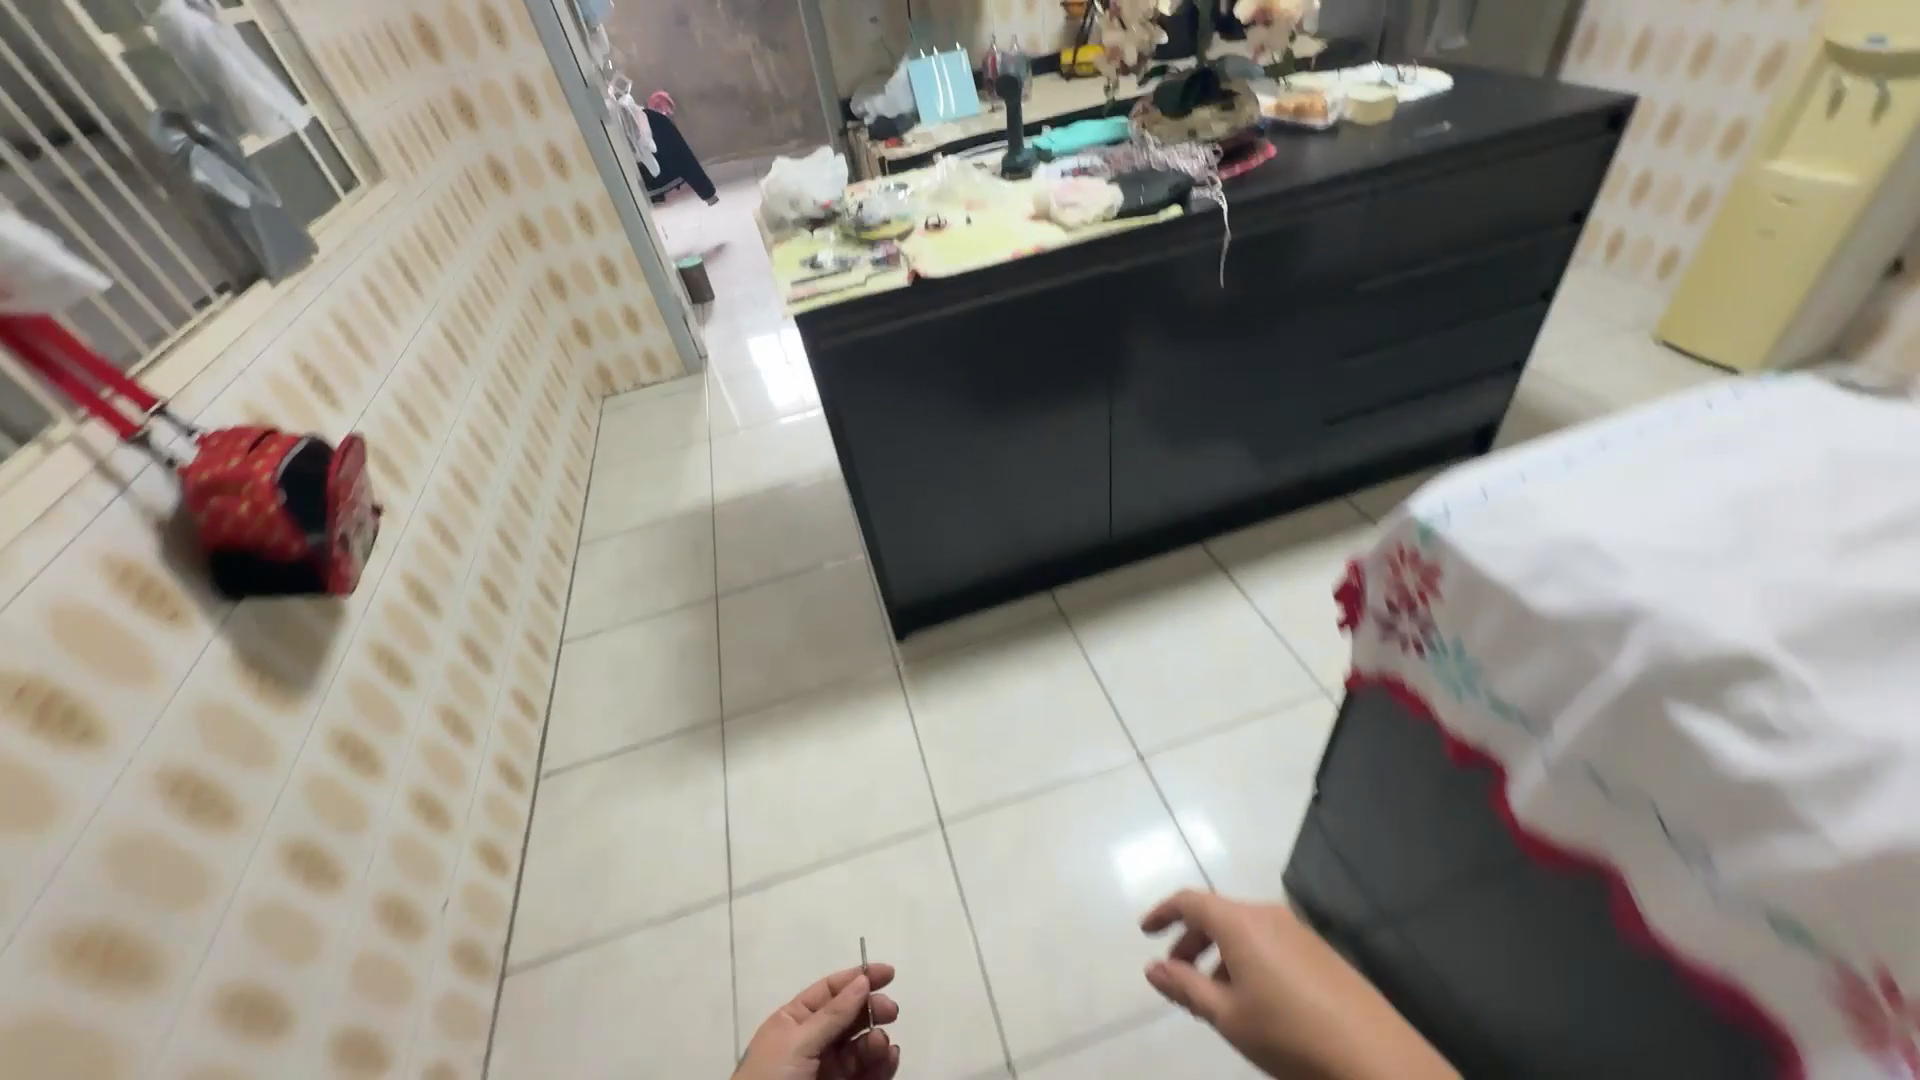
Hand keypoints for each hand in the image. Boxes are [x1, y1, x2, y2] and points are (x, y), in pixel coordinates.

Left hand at [732, 964, 900, 1079]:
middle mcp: (812, 1040)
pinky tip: (889, 1059)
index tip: (888, 973)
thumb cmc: (771, 1078)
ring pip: (860, 1045)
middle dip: (871, 1010)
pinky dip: (881, 1065)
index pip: (830, 990)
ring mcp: (826, 1067)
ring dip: (876, 1039)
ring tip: (882, 1044)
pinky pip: (865, 1073)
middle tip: (890, 1011)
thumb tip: (863, 980)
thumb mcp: (798, 1042)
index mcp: (794, 1020)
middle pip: (849, 1016)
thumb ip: (833, 1014)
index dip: (858, 978)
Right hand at [1141, 890, 1457, 1079]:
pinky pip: (1269, 943)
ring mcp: (1298, 932)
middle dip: (1191, 941)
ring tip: (1214, 999)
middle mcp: (1267, 915)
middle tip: (1177, 976)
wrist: (1377, 1060)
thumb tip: (1152, 967)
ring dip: (1219, 955)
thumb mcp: (1227, 1017)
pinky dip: (1247, 960)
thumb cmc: (1290, 1034)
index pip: (1190, 901)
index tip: (1145, 932)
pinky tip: (1253, 1001)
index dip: (1163, 912)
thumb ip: (1185, 988)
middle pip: (1217, 915)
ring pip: (1244, 931)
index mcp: (1240, 923)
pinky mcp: (1320, 952)